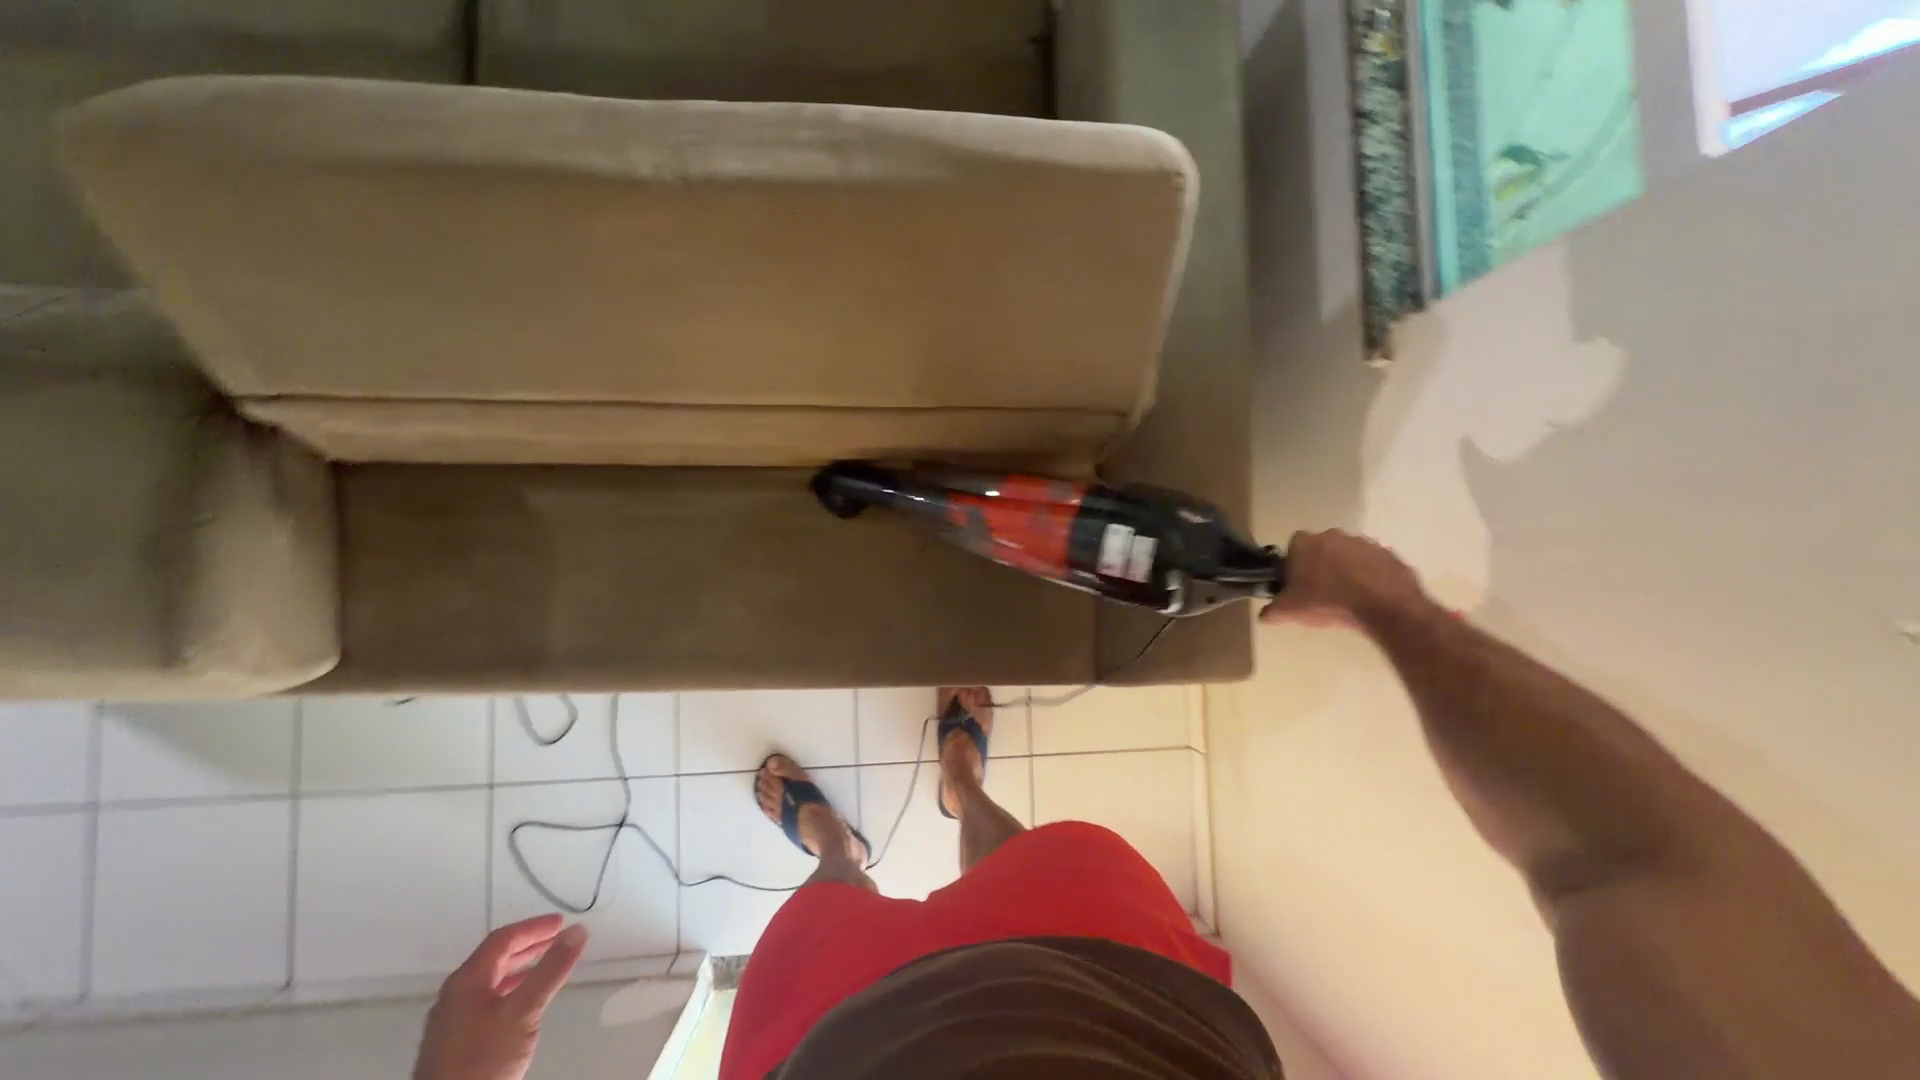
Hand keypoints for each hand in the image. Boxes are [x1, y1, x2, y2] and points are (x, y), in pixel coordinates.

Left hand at [413, 916, 589, 1079]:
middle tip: (559, 940)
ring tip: (548, 967)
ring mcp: (452, 1020)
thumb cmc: (484, 1060)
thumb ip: (551, 971)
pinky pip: (487, 1002)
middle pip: (494, 959)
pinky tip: (524, 1005)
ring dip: (521, 969)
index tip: (562, 923)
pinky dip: (511, 992)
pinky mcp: (455, 1043)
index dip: (533, 928)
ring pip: (490, 982)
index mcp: (466, 981)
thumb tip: (577, 931)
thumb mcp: (524, 1011)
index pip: (502, 940)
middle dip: (529, 946)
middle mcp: (455, 995)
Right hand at [1261, 529, 1424, 627]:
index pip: (1293, 546)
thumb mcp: (1290, 611)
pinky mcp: (1389, 555)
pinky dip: (1370, 576)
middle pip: (1322, 547)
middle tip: (1321, 590)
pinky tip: (1369, 596)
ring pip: (1349, 554)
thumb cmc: (1328, 602)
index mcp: (1306, 543)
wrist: (1383, 607)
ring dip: (1347, 569)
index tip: (1297, 582)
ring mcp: (1365, 543)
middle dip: (1321, 564)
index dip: (1294, 564)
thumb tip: (1265, 614)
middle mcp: (1334, 535)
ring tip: (1347, 596)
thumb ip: (1272, 610)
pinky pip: (1374, 564)